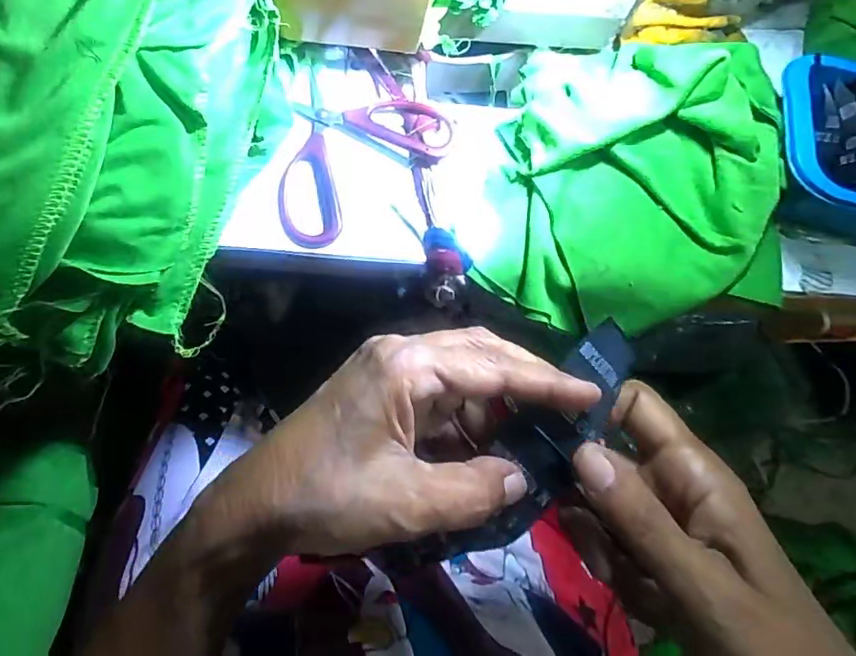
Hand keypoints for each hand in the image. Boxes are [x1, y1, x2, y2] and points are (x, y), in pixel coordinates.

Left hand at [201, 327, 601, 556]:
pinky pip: (436, 392)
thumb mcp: (409, 501)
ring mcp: (385, 368)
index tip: (593, 394)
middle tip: (575, 406)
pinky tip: (490, 442)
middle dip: (526, 378)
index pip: (490, 366)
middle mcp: (397, 353)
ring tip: (541, 430)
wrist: (263, 498)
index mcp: (404, 365)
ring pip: (458, 372)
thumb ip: (475, 488)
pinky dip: (468, 414)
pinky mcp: (379, 389)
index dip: (544, 382)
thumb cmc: (331, 494)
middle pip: (476, 353)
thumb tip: (522, 474)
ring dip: (497, 399)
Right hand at [560, 381, 854, 655]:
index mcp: (692, 472)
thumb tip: (580, 449)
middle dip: (583, 494)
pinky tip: (634, 598)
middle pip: (600, 456)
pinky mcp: (651, 556)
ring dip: (594, 538)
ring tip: (617, 577)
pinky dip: (607, 565)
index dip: (591, 404)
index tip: (551, 429)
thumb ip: (642, 521)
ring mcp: (659, 521)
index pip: (633, 402)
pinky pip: (606, 540)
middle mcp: (669, 484)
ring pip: (596, 501)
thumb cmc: (772, 642)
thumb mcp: (707, 586)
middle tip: (590, 539)